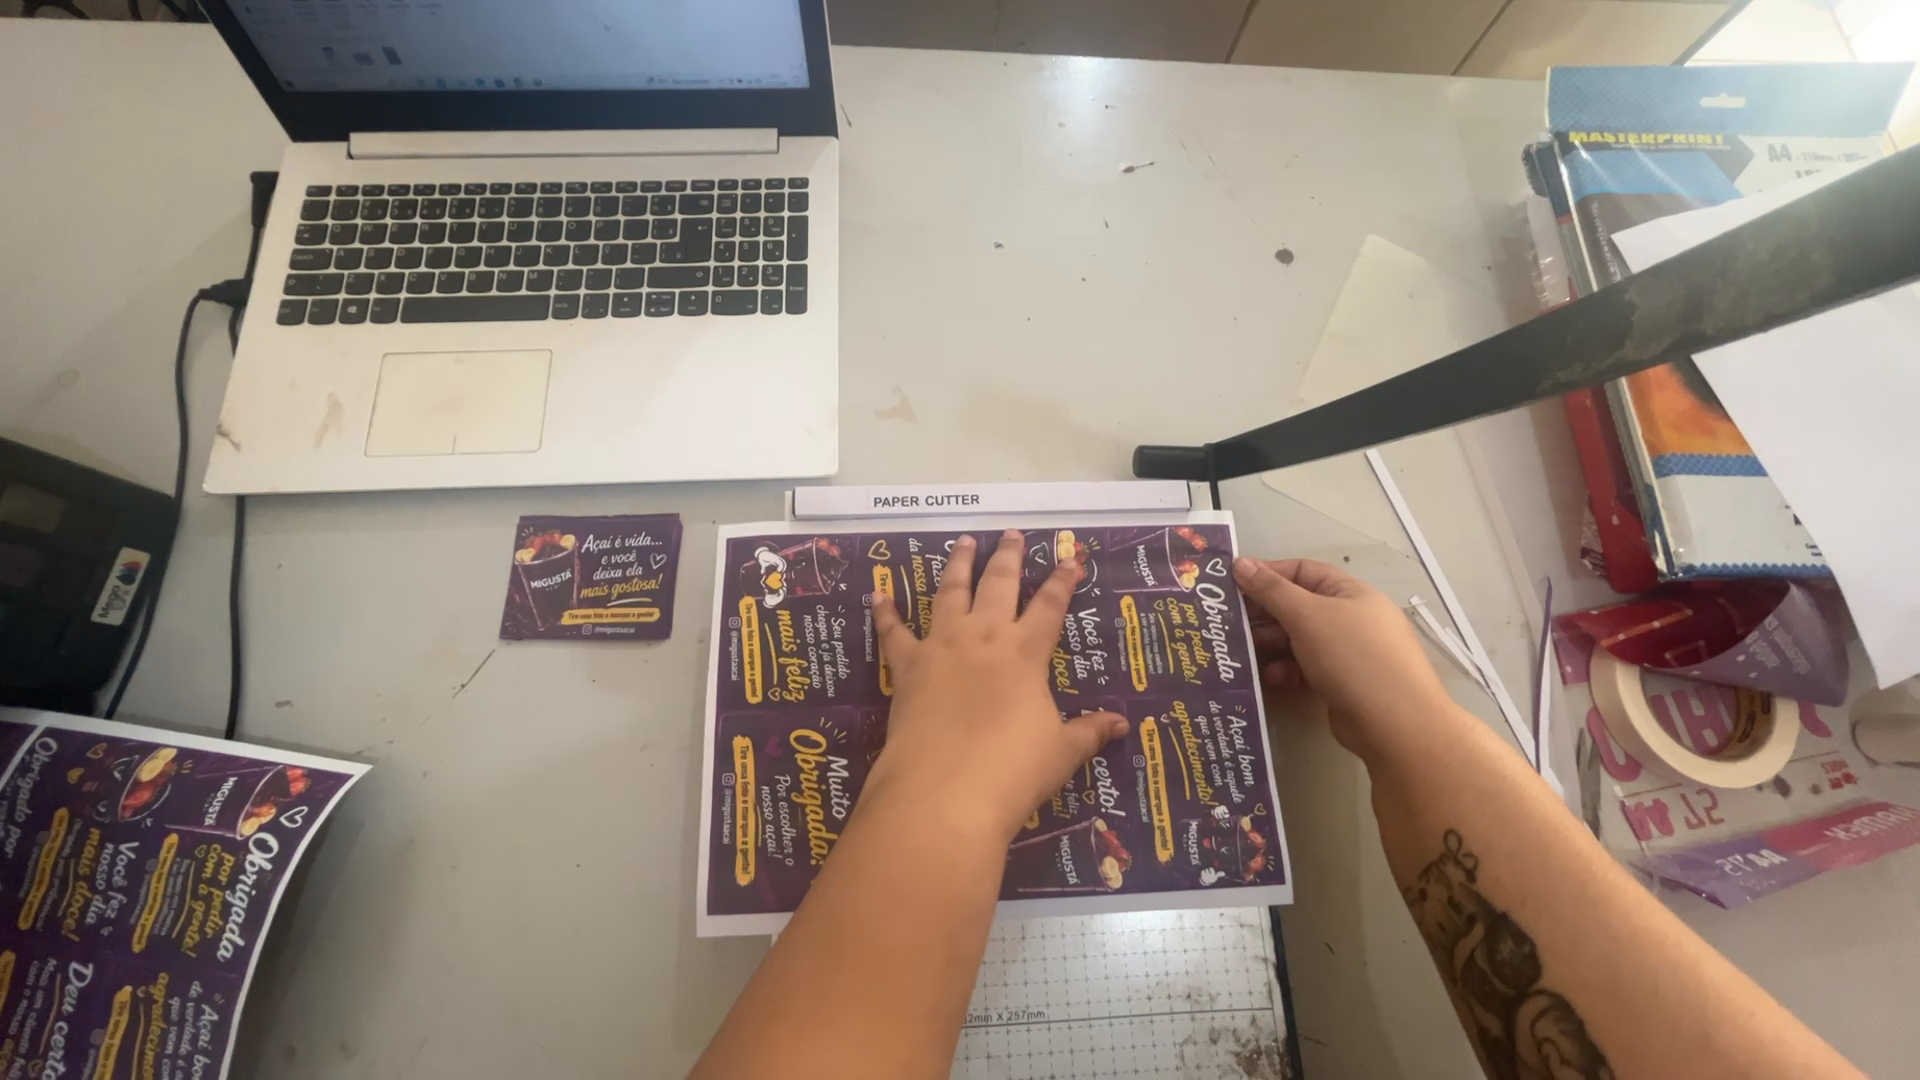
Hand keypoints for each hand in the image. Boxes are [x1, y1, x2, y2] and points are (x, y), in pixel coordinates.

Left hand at [865, 530, 1128, 844]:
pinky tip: (878, 594)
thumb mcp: (1061, 753)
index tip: (1070, 558)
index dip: (1062, 580)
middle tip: (1012, 534)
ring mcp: (942, 647)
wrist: (944, 791)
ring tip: (963, 541)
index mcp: (1025, 653)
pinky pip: (893, 632)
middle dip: (1009, 557)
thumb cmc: (1011, 772)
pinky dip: (885, 612)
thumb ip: (1090, 732)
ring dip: (958, 564)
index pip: (1050, 606)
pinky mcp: (907, 666)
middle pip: (998, 584)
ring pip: (950, 592)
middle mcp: (983, 637)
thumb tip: (1123, 724)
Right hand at [1233, 556, 1451, 758]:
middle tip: (1229, 620)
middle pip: (1297, 605)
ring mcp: (1347, 652)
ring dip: (1270, 643)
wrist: (1395, 725)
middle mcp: (1350, 618)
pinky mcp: (1341, 682)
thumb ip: (1271, 590)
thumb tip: (1239, 562)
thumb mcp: (1307, 615)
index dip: (1267, 574)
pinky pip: (1306, 667)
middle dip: (1264, 612)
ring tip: (1243, 651)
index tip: (1231, 582)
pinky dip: (1286, 669)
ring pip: (1299, 639)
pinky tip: (1270, 677)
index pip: (1302, 571)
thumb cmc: (1352, 657)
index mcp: (1350, 593)